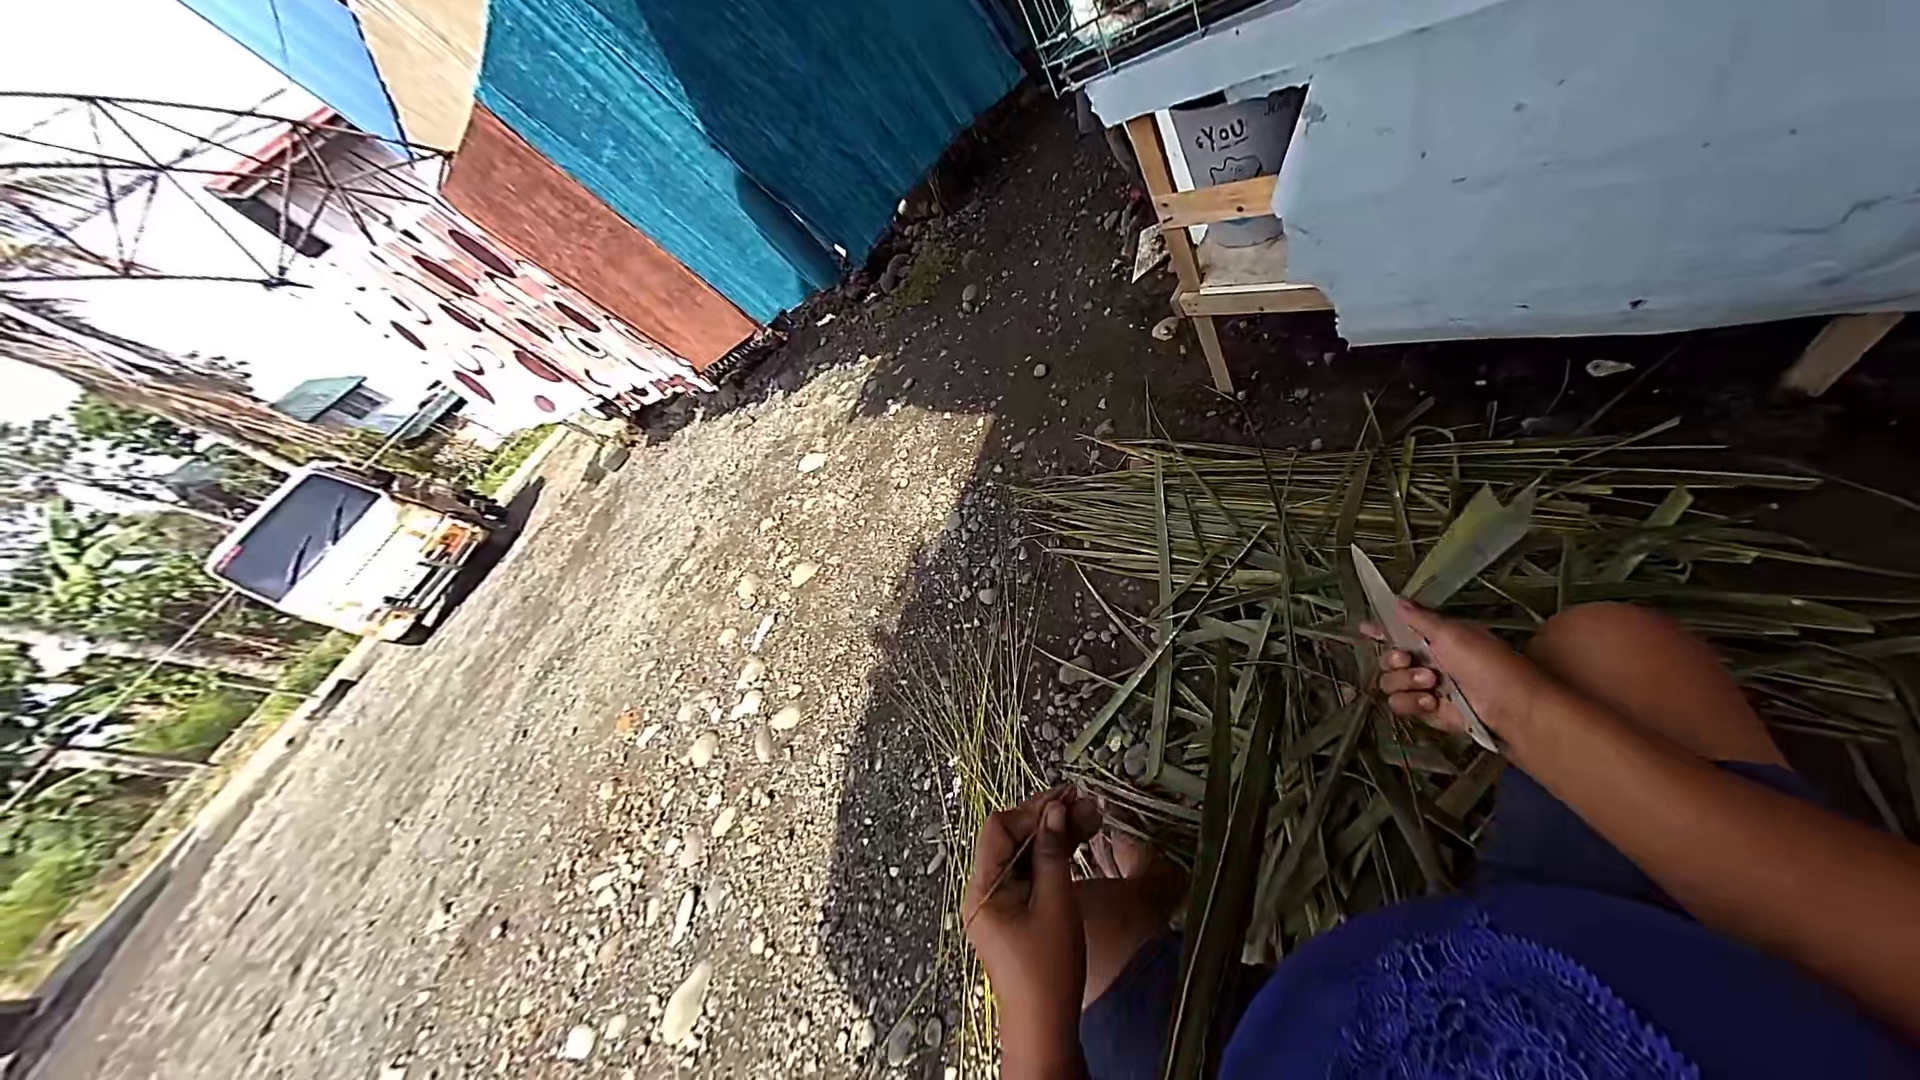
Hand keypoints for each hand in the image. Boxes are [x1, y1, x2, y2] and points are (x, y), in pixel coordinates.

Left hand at [964, 786, 1100, 1078]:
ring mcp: (999, 902)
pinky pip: (1030, 873)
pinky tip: (1076, 840)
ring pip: (1025, 854)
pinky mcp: (1015, 912)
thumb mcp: (1055, 904)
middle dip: (1046, 818)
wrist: (1047, 1032)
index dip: (1031, 810)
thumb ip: (1052, 853)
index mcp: (983, 888)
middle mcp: (985, 891)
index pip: (999, 829)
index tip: (1061, 798)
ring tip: (1087, 814)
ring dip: (1054, 834)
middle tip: (1080, 801)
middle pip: (1012, 839)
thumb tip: (1053, 810)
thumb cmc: (1048, 973)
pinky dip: (1052, 856)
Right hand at [1367, 598, 1547, 735]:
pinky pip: (1399, 704)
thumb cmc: (1490, 666)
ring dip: (1405, 681)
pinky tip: (1431, 701)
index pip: (1399, 631)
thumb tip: (1397, 600)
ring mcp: (1426, 687)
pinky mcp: (1426, 710)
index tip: (1367, 629)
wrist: (1511, 709)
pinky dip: (1411, 702)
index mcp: (1435, 640)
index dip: (1380, 630)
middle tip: (1407, 660)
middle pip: (1386, 658)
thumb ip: (1420, 618)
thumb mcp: (1454, 633)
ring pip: (1389, 682)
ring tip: (1431, 684)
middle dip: (1392, 660)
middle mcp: (1428, 662)